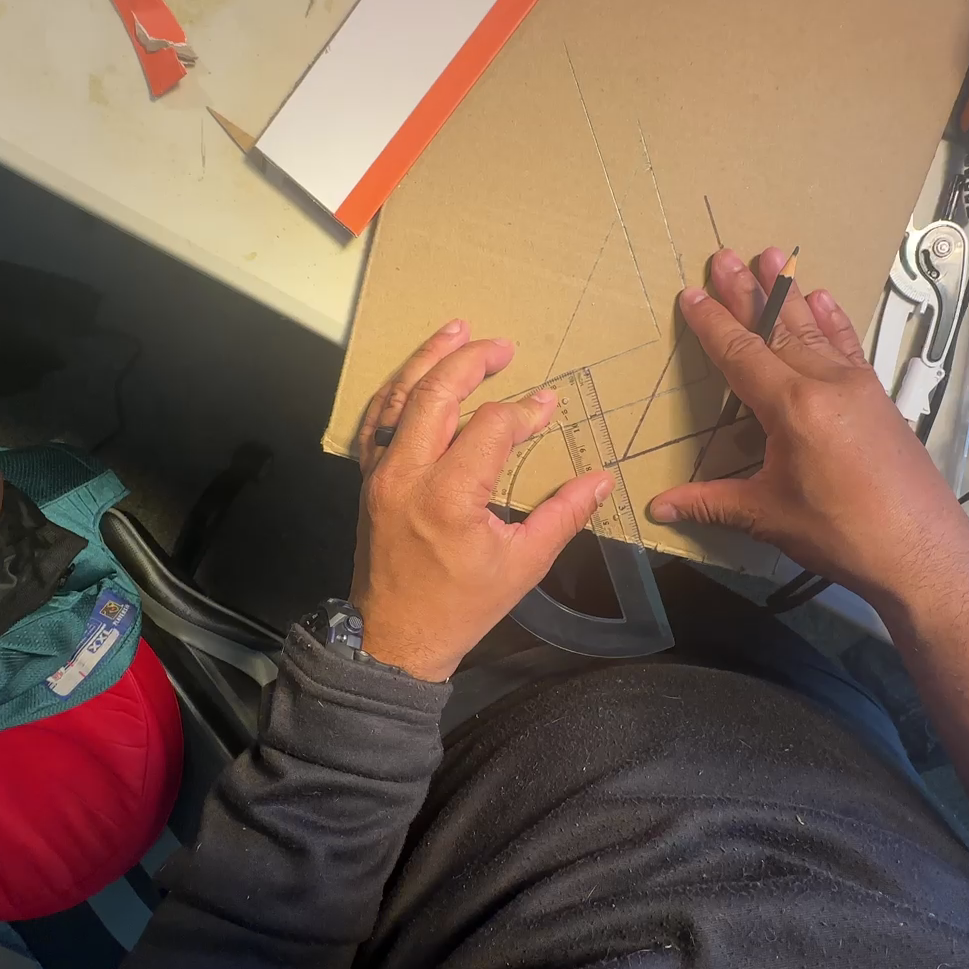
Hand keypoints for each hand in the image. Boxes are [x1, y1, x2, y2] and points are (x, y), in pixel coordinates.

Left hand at [352, 321, 613, 680]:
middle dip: (471, 362)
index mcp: (450, 497)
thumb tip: (600, 480)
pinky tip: (415, 374)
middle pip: (436, 394)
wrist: (395, 638)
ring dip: (427, 360)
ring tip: (455, 330)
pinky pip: (377, 422)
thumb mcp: (523, 565)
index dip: (525, 411)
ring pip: (398, 399)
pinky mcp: (368, 480)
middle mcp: (408, 475)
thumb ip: (563, 516)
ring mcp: (380, 474)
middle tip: (502, 346)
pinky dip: (397, 391)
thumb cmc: (462, 605)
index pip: (492, 427)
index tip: (548, 407)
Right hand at [647, 248, 968, 605]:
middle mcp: (825, 383)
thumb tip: (658, 507)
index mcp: (792, 407)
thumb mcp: (766, 516)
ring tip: (771, 256)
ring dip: (788, 293)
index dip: (713, 325)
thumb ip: (710, 503)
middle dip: (747, 291)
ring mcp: (857, 386)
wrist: (921, 552)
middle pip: (777, 328)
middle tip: (725, 255)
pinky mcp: (878, 398)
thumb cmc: (841, 533)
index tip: (692, 295)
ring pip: (813, 329)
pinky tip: (824, 300)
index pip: (741, 354)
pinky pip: (849, 346)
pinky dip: (832, 320)